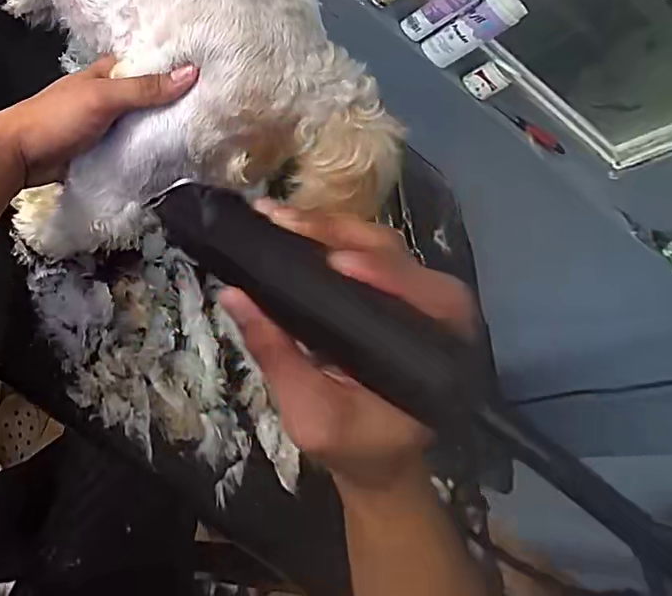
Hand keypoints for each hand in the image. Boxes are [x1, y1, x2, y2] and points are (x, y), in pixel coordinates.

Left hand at [0, 55, 196, 186]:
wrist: (16, 157)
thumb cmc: (55, 118)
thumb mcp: (103, 98)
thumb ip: (145, 88)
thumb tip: (191, 72)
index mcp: (108, 72)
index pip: (150, 64)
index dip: (176, 67)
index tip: (209, 73)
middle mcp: (109, 94)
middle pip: (149, 95)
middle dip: (174, 101)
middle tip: (212, 107)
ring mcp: (105, 122)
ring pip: (142, 122)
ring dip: (162, 127)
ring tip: (201, 131)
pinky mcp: (101, 147)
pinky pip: (131, 145)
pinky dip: (146, 148)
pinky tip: (169, 154)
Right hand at [219, 202, 476, 496]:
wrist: (375, 455)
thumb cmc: (355, 443)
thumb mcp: (313, 415)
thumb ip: (278, 357)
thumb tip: (233, 295)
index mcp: (438, 347)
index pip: (423, 294)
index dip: (382, 271)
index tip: (336, 262)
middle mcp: (433, 307)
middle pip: (392, 251)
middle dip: (339, 232)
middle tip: (284, 222)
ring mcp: (408, 287)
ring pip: (374, 239)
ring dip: (326, 225)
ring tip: (278, 217)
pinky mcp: (384, 279)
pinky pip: (360, 243)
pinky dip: (325, 231)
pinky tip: (290, 223)